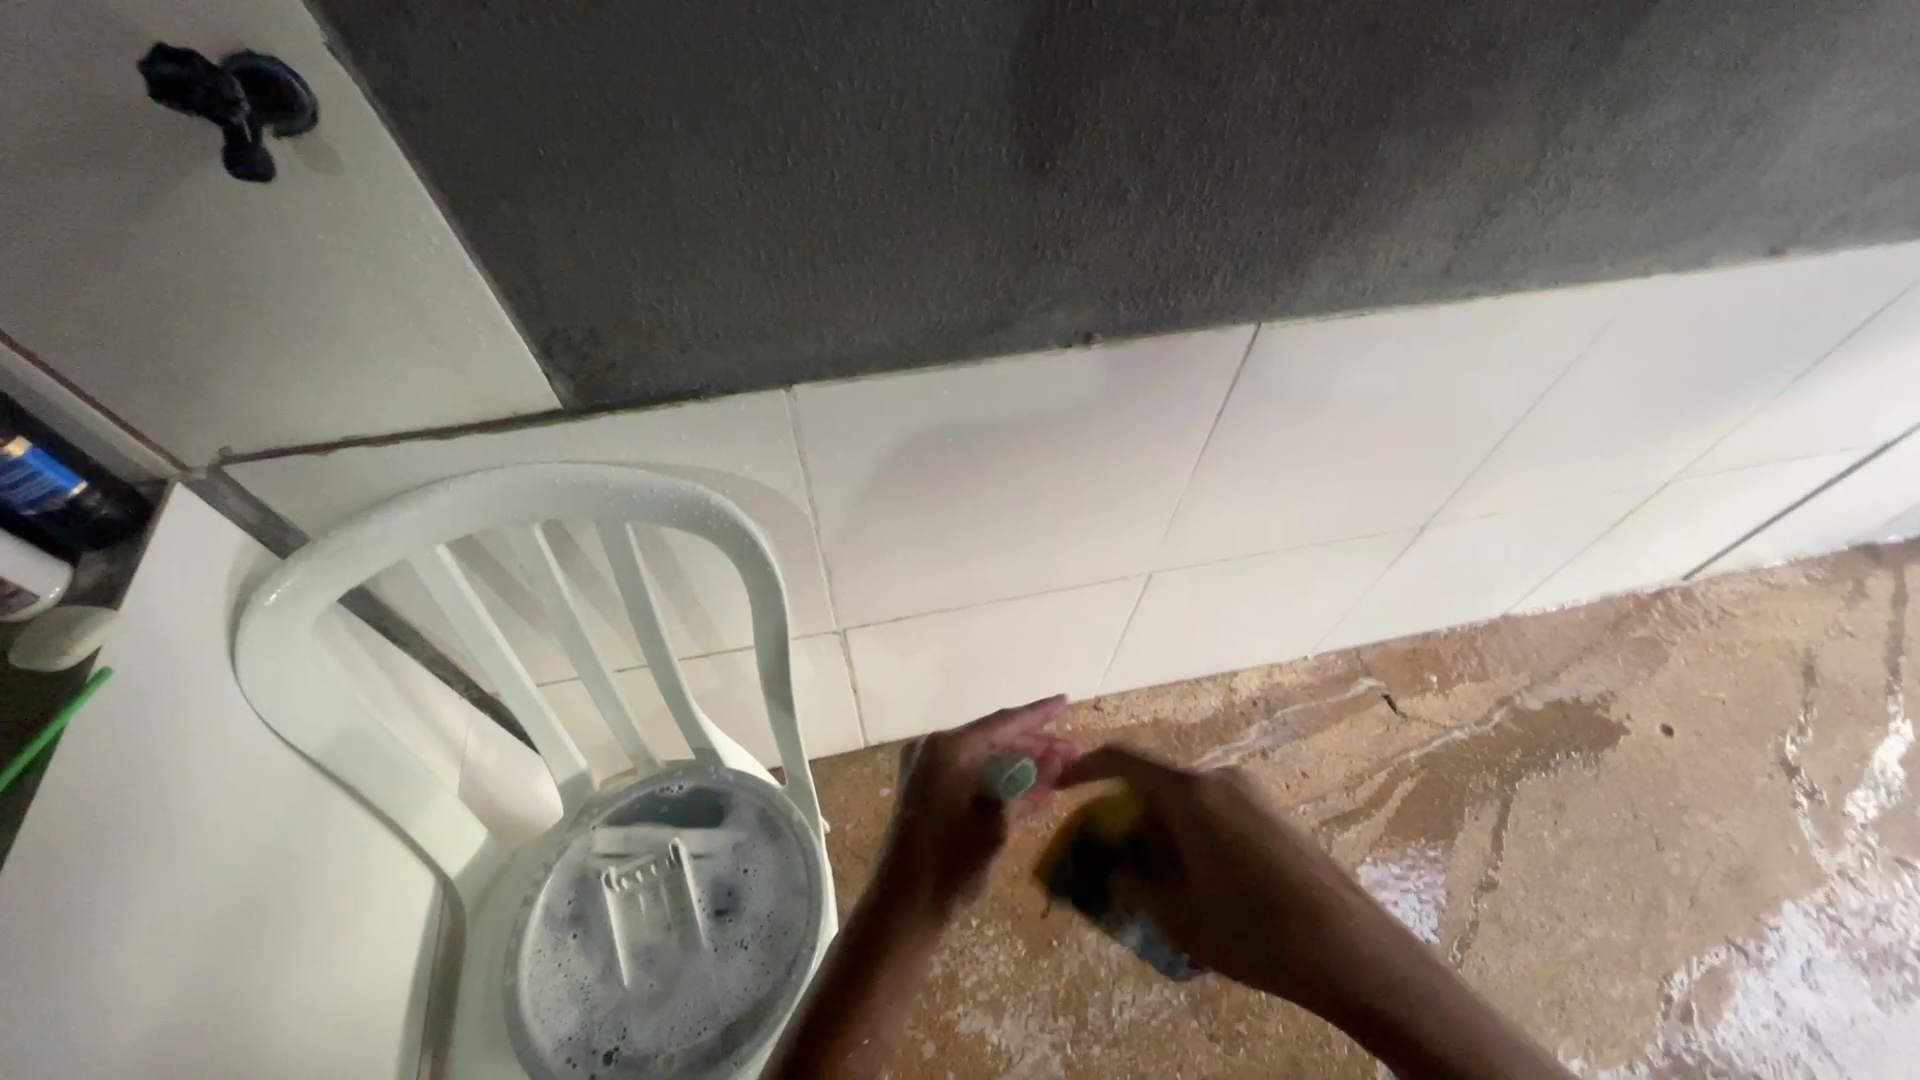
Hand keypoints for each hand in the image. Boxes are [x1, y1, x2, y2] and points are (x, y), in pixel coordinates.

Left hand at [873, 696, 1078, 923]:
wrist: (903, 906)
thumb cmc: (949, 865)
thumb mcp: (996, 824)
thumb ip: (1024, 785)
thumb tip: (1055, 762)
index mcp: (947, 750)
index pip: (1002, 723)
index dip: (1038, 714)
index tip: (1065, 701)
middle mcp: (934, 750)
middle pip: (994, 739)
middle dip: (1035, 746)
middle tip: (1073, 752)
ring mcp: (928, 770)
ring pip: (986, 759)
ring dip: (1022, 765)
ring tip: (1063, 771)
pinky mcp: (928, 791)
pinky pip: (973, 776)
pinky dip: (1001, 782)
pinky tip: (1037, 792)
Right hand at [1059, 745, 1416, 1014]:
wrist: (1354, 952)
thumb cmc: (1256, 931)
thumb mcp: (1180, 917)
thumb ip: (1134, 887)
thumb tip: (1115, 873)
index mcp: (1190, 793)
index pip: (1122, 759)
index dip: (1084, 767)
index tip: (1059, 786)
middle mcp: (1219, 780)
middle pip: (1154, 781)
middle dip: (1123, 812)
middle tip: (1107, 853)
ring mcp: (1252, 795)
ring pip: (1185, 799)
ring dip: (1158, 826)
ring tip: (1149, 875)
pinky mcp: (1273, 815)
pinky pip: (1213, 810)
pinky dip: (1188, 832)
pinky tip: (1194, 879)